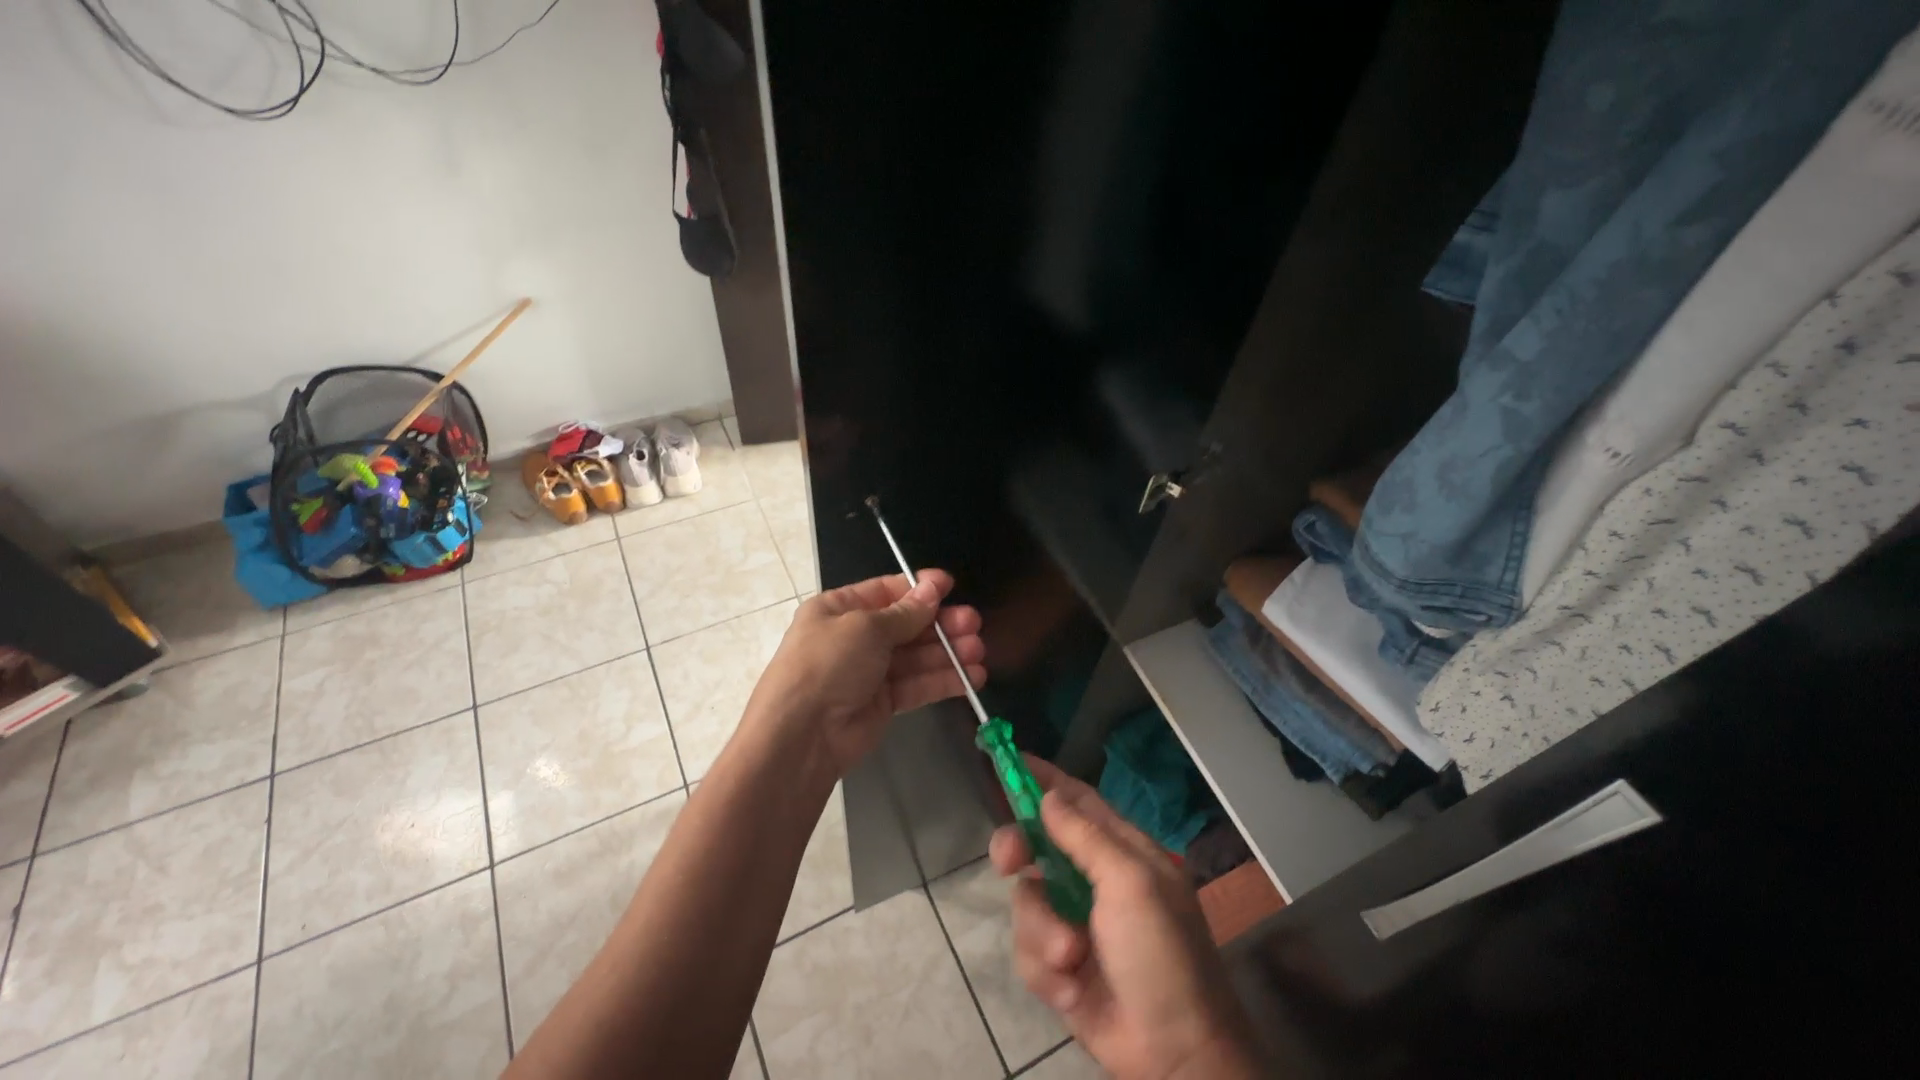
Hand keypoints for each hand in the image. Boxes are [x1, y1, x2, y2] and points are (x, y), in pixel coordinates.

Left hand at [745, 570, 985, 773]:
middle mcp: (854, 638)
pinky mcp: (882, 703)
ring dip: (948, 653)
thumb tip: (932, 590)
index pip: (885, 591)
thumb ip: (905, 613)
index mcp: (838, 609)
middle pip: (906, 625)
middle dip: (940, 623)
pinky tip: (971, 677)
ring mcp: (868, 672)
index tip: (951, 586)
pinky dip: (942, 681)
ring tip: (978, 651)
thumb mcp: (865, 627)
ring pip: (915, 656)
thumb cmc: (828, 664)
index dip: (918, 589)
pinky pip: (916, 686)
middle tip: (974, 623)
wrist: (802, 734)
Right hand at [991, 757, 1261, 1079]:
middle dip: (1019, 851)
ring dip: (1043, 931)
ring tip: (1072, 958)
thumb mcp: (1130, 884)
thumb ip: (1086, 837)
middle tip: (1009, 861)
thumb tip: (1050, 796)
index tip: (1007, 759)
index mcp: (1123, 852)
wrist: (1172, 1052)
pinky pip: (1028, 949)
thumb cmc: (1161, 955)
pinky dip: (1046, 969)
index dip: (1043, 779)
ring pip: (1026, 901)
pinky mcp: (1060, 966)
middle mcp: (1095, 880)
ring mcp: (1075, 923)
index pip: (1077, 800)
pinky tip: (1073, 989)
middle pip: (1037, 844)